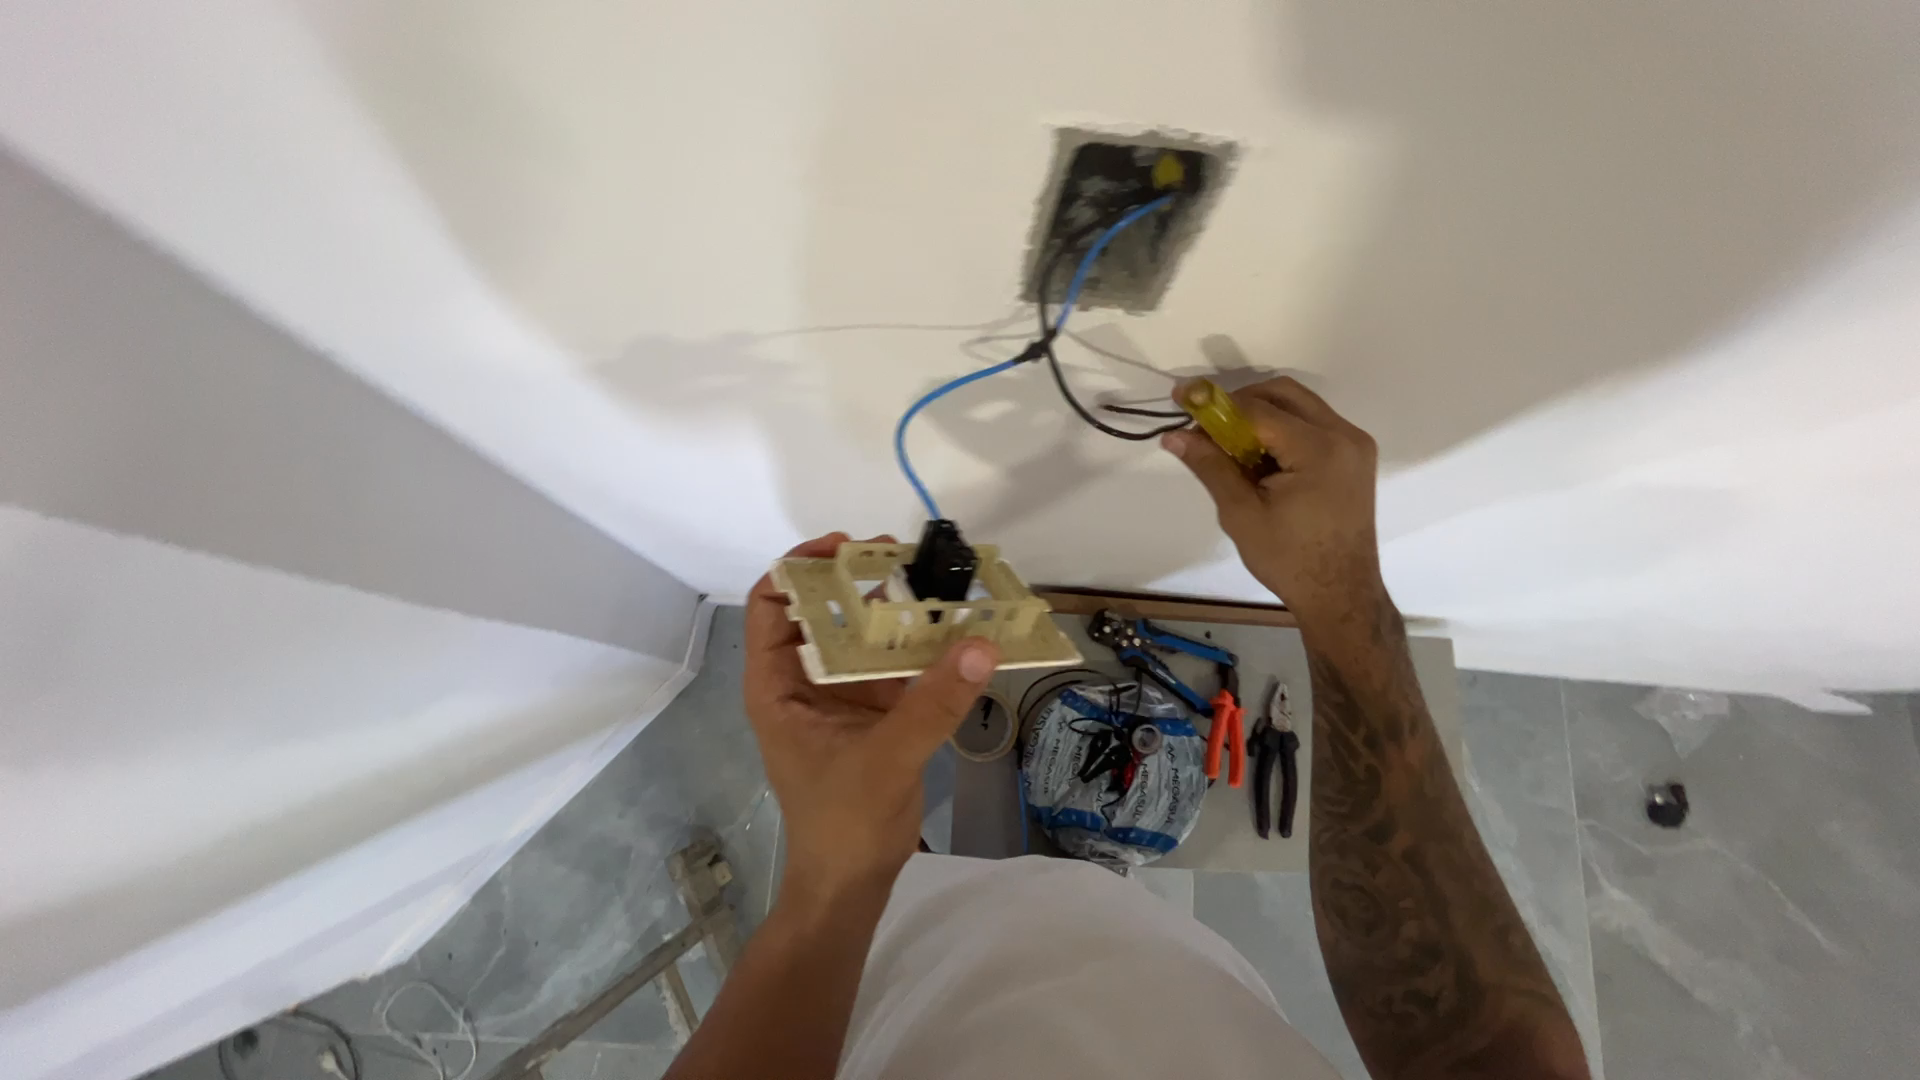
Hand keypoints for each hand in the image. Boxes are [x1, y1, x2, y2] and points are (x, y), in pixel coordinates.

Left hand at [745, 533, 1000, 904]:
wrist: (852, 883)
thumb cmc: (844, 822)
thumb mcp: (886, 759)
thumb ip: (933, 702)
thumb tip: (982, 644)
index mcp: (778, 687)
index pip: (771, 606)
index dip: (800, 569)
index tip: (845, 548)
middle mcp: (805, 682)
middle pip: (821, 612)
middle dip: (855, 581)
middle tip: (899, 556)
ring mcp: (841, 697)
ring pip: (860, 636)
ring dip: (891, 609)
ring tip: (930, 581)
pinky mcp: (874, 713)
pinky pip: (892, 665)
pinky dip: (917, 645)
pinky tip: (950, 630)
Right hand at [1163, 376, 1386, 630]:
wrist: (1340, 594)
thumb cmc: (1288, 559)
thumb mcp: (1241, 513)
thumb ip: (1210, 466)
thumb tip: (1174, 435)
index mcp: (1318, 449)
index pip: (1257, 408)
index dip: (1215, 404)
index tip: (1181, 403)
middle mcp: (1344, 436)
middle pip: (1283, 394)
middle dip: (1239, 403)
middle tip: (1206, 427)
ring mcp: (1354, 445)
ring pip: (1299, 406)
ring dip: (1260, 416)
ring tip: (1231, 449)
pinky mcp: (1354, 457)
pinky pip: (1312, 425)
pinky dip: (1281, 430)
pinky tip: (1260, 460)